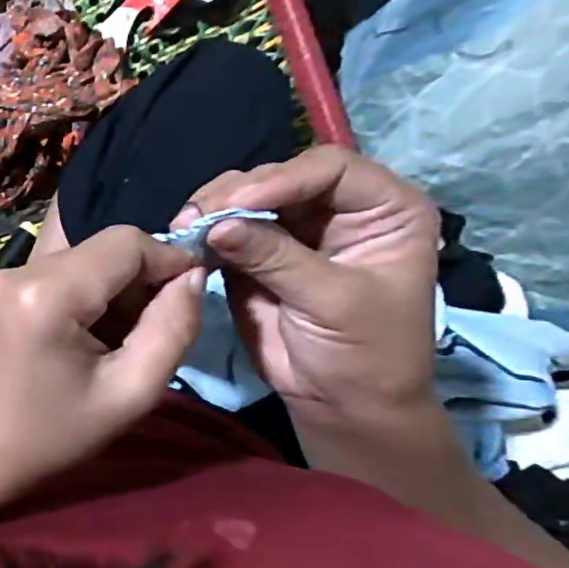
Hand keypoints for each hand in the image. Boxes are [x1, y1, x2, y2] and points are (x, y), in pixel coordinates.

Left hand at [0, 226, 202, 501]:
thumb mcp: (133, 389)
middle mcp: (15, 272)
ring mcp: (1, 276)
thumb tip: (193, 273)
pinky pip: (61, 271)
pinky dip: (87, 293)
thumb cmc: (57, 432)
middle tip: (148, 331)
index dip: (168, 261)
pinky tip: (90, 334)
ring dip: (114, 289)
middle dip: (140, 280)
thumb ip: (172, 325)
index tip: (187, 299)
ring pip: (83, 257)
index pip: (125, 241)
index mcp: (43, 293)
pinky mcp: (0, 287)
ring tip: (116, 340)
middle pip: (102, 247)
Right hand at [178, 146, 439, 420]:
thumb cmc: (364, 351)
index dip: (283, 178)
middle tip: (196, 219)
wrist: (338, 398)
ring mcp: (291, 229)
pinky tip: (184, 240)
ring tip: (185, 229)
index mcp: (384, 211)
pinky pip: (221, 225)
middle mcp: (337, 209)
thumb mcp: (331, 302)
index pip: (330, 169)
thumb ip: (276, 259)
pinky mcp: (252, 251)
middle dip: (234, 193)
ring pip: (243, 195)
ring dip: (210, 207)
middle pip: (278, 176)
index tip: (237, 205)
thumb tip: (216, 227)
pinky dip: (200, 229)